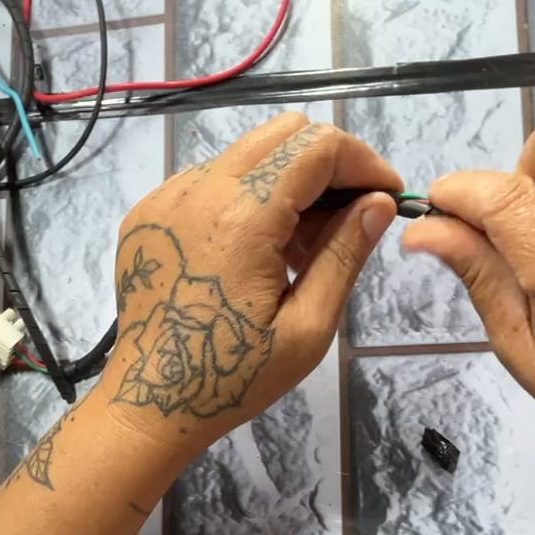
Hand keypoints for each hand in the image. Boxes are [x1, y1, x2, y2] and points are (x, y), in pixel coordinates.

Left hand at [97, 112, 399, 454]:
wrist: (150, 401)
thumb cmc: (233, 376)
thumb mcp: (307, 327)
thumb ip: (344, 255)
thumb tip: (379, 203)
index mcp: (243, 216)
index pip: (318, 146)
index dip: (365, 162)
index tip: (387, 197)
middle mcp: (199, 189)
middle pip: (283, 133)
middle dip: (329, 163)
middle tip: (347, 218)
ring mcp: (165, 198)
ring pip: (245, 153)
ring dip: (287, 181)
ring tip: (298, 247)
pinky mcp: (147, 214)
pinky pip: (209, 180)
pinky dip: (245, 197)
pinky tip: (251, 253)